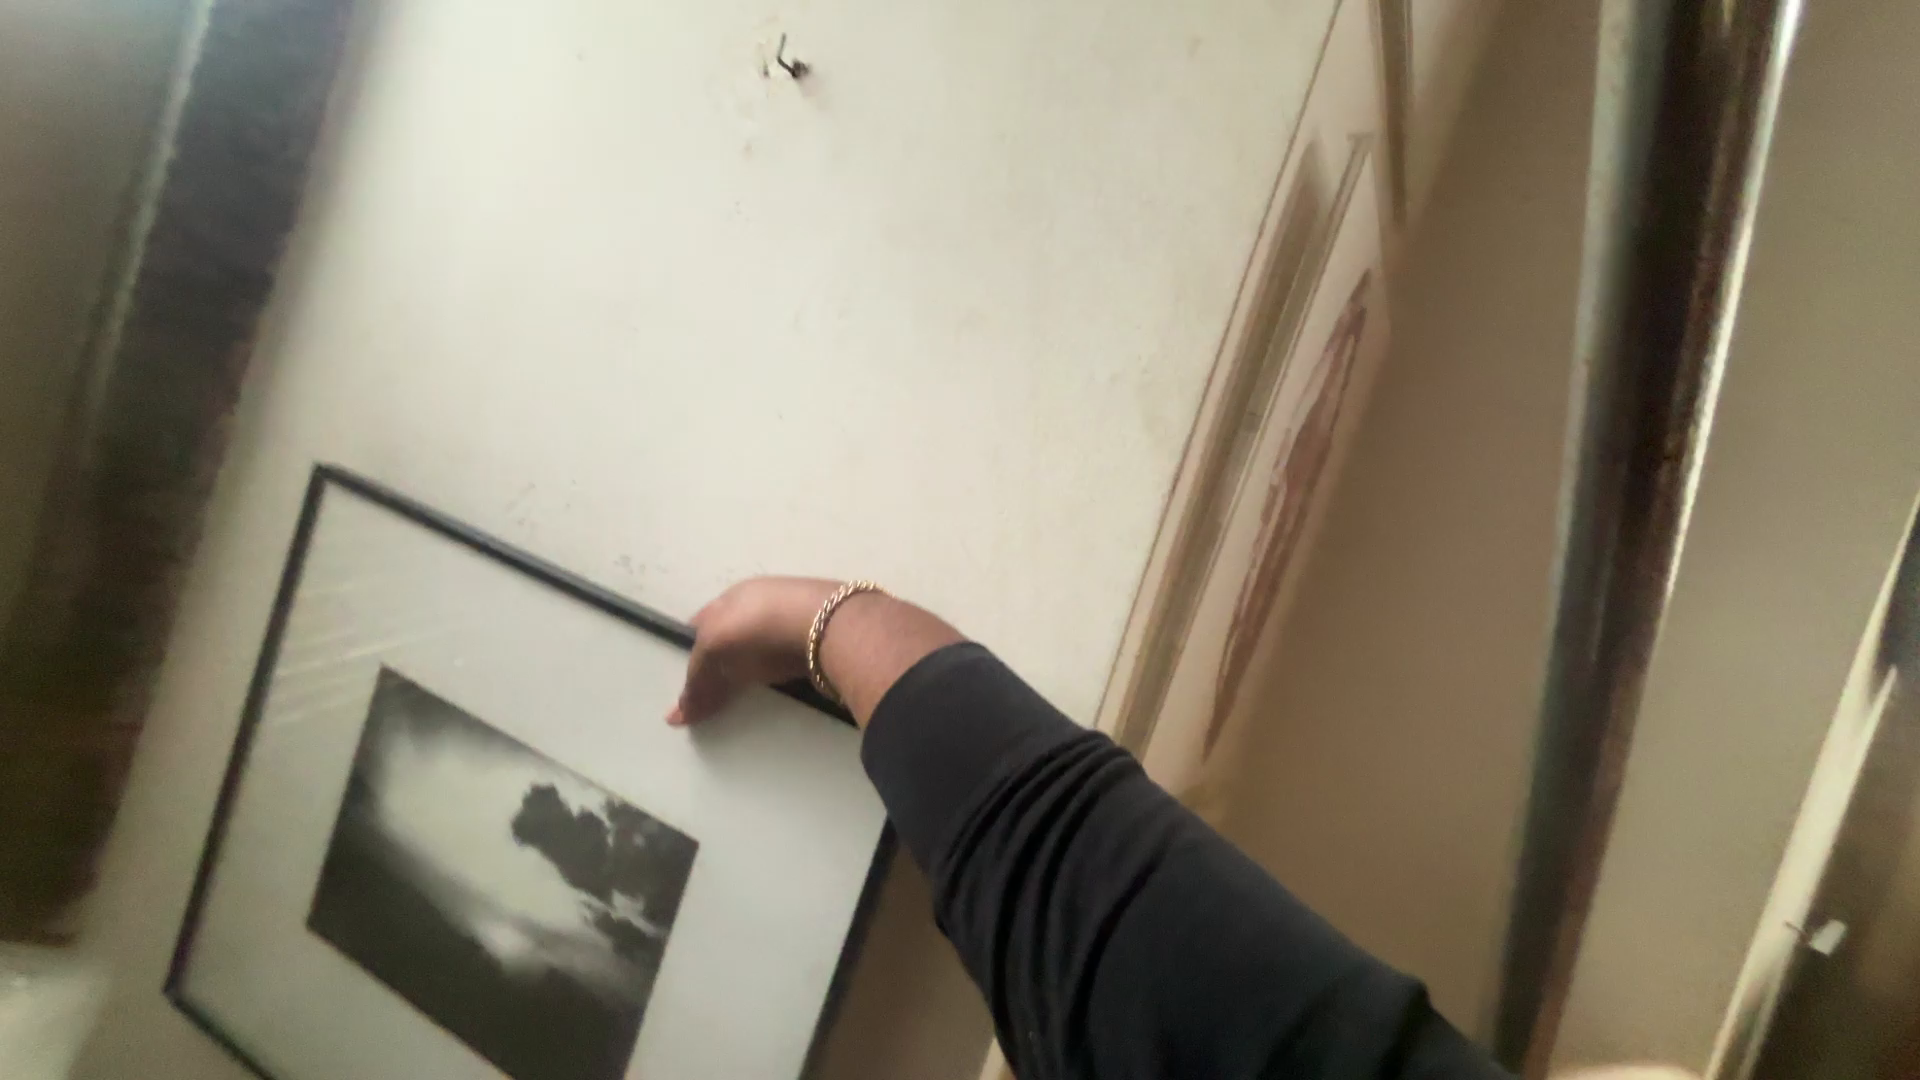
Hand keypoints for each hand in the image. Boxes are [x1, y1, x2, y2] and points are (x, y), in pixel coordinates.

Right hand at [666, 576, 840, 725]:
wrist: (831, 624)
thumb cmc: (761, 629)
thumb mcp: (716, 651)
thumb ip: (698, 682)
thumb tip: (676, 717)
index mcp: (736, 595)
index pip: (705, 620)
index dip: (695, 647)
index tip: (693, 675)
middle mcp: (767, 598)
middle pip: (739, 629)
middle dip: (731, 654)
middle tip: (723, 687)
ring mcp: (801, 614)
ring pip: (771, 640)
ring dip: (764, 660)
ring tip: (757, 688)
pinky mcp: (826, 634)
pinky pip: (798, 653)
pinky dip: (790, 666)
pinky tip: (790, 681)